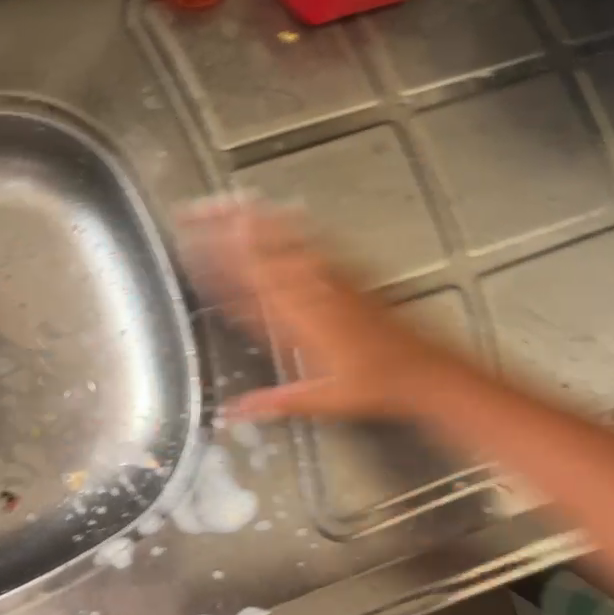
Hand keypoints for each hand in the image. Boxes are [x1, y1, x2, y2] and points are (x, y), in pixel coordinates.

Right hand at [178, 197, 451, 421]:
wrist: (423, 367)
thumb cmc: (377, 383)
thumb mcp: (321, 399)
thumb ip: (274, 401)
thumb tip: (235, 412)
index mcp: (300, 320)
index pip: (247, 285)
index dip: (215, 265)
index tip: (190, 250)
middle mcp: (313, 292)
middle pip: (261, 251)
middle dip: (226, 227)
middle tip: (198, 210)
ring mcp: (331, 278)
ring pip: (286, 239)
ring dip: (256, 218)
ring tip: (231, 202)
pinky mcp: (349, 274)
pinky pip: (314, 240)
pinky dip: (293, 223)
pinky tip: (285, 210)